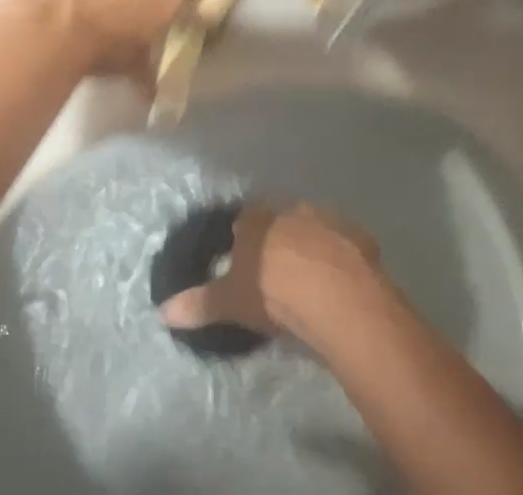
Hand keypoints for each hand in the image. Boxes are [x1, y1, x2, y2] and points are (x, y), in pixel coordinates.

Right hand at [159, 204, 384, 337]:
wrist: (338, 298)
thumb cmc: (275, 294)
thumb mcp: (231, 302)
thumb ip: (199, 304)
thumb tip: (162, 312)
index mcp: (258, 220)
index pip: (245, 219)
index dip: (243, 238)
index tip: (243, 257)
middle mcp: (293, 210)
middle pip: (281, 221)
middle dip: (279, 240)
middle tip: (277, 271)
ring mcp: (330, 221)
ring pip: (316, 230)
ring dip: (312, 247)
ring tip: (311, 279)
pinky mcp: (361, 238)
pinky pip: (346, 247)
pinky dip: (341, 260)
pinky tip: (341, 283)